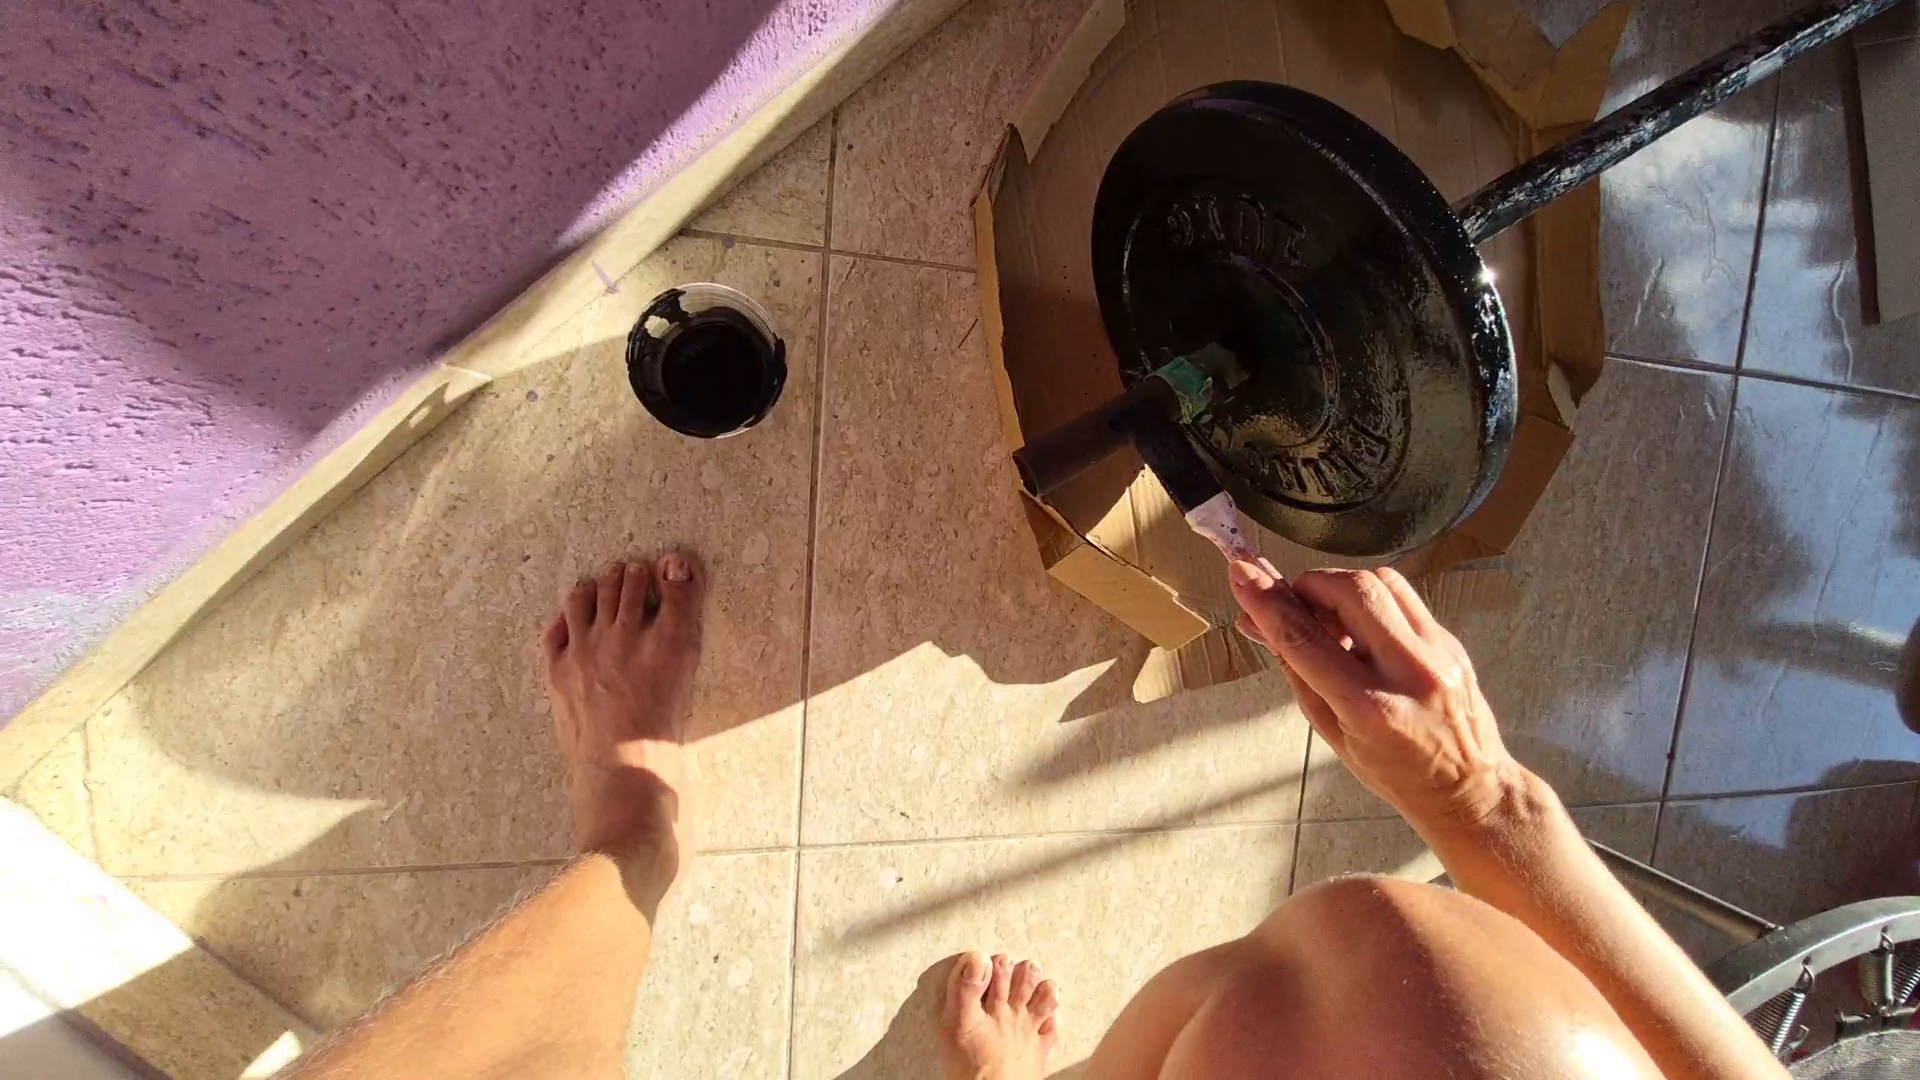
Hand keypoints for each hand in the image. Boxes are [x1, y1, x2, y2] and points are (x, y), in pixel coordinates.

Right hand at [1229, 561, 1523, 836]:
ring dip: (1340, 586)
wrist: (1469, 788)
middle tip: (1294, 601)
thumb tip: (1254, 620)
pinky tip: (1358, 623)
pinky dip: (1368, 597)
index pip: (1304, 638)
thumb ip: (1293, 667)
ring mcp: (1438, 653)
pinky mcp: (1451, 641)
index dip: (1266, 601)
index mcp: (1368, 707)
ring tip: (1327, 612)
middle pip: (1351, 592)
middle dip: (1310, 584)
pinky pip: (1402, 595)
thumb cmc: (1387, 768)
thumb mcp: (1326, 727)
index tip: (1240, 572)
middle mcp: (1408, 673)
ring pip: (1381, 582)